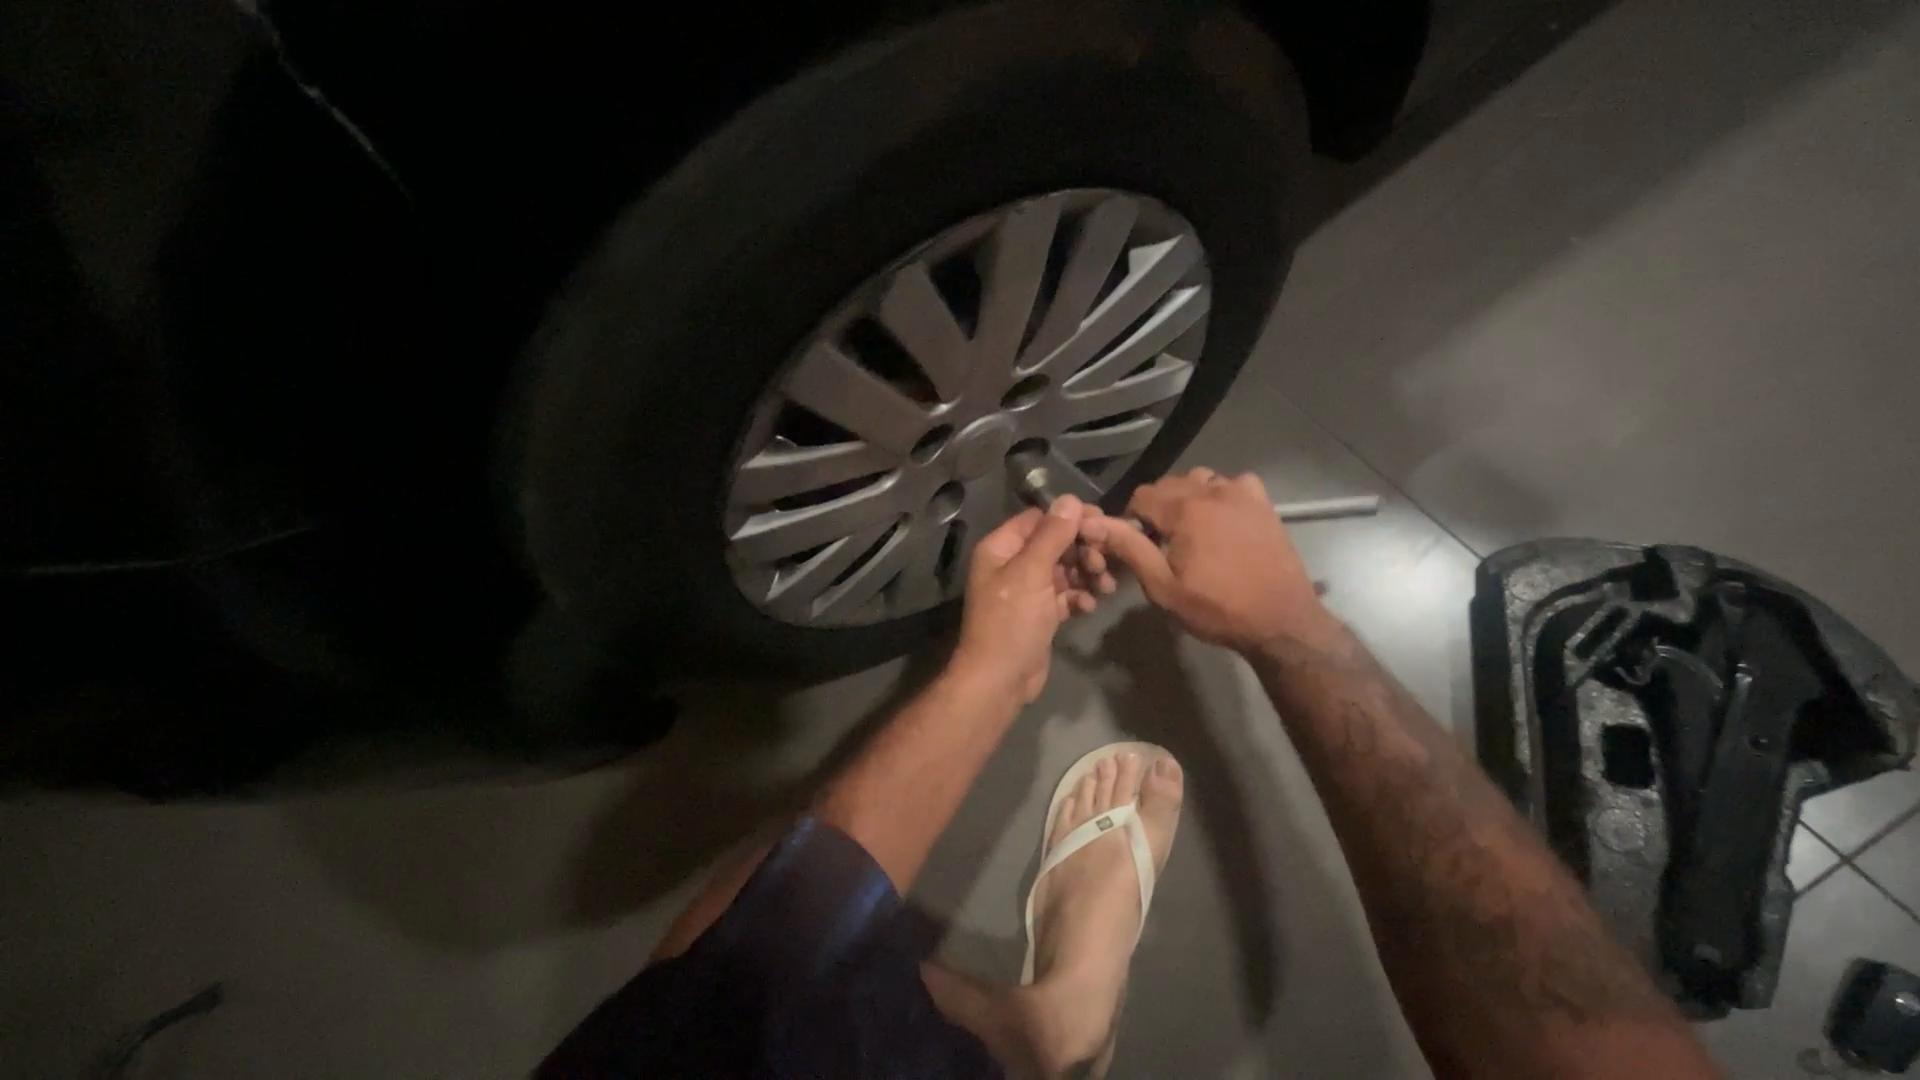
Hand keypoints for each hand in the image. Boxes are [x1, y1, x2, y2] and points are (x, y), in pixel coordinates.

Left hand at [951, 495, 1099, 701]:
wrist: (1000, 679)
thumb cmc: (1010, 622)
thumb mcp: (1031, 573)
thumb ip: (1052, 535)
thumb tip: (1070, 500)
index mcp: (1001, 548)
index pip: (1040, 519)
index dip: (1070, 519)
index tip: (1102, 524)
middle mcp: (1012, 564)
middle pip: (1055, 544)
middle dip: (1082, 550)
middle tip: (1103, 563)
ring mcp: (1026, 591)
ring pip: (1064, 570)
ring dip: (1086, 574)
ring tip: (1104, 586)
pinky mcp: (1040, 614)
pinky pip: (1065, 595)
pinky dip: (1079, 597)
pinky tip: (1089, 606)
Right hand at [1081, 467, 1332, 652]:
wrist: (1280, 621)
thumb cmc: (1216, 609)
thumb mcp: (1163, 586)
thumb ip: (1129, 548)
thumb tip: (1092, 523)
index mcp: (1184, 510)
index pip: (1141, 496)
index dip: (1132, 520)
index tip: (1139, 546)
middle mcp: (1212, 491)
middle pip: (1169, 485)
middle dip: (1158, 509)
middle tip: (1162, 544)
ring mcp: (1242, 494)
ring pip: (1200, 480)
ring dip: (1188, 499)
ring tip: (1191, 531)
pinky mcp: (1263, 503)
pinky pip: (1233, 484)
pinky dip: (1221, 495)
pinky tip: (1222, 520)